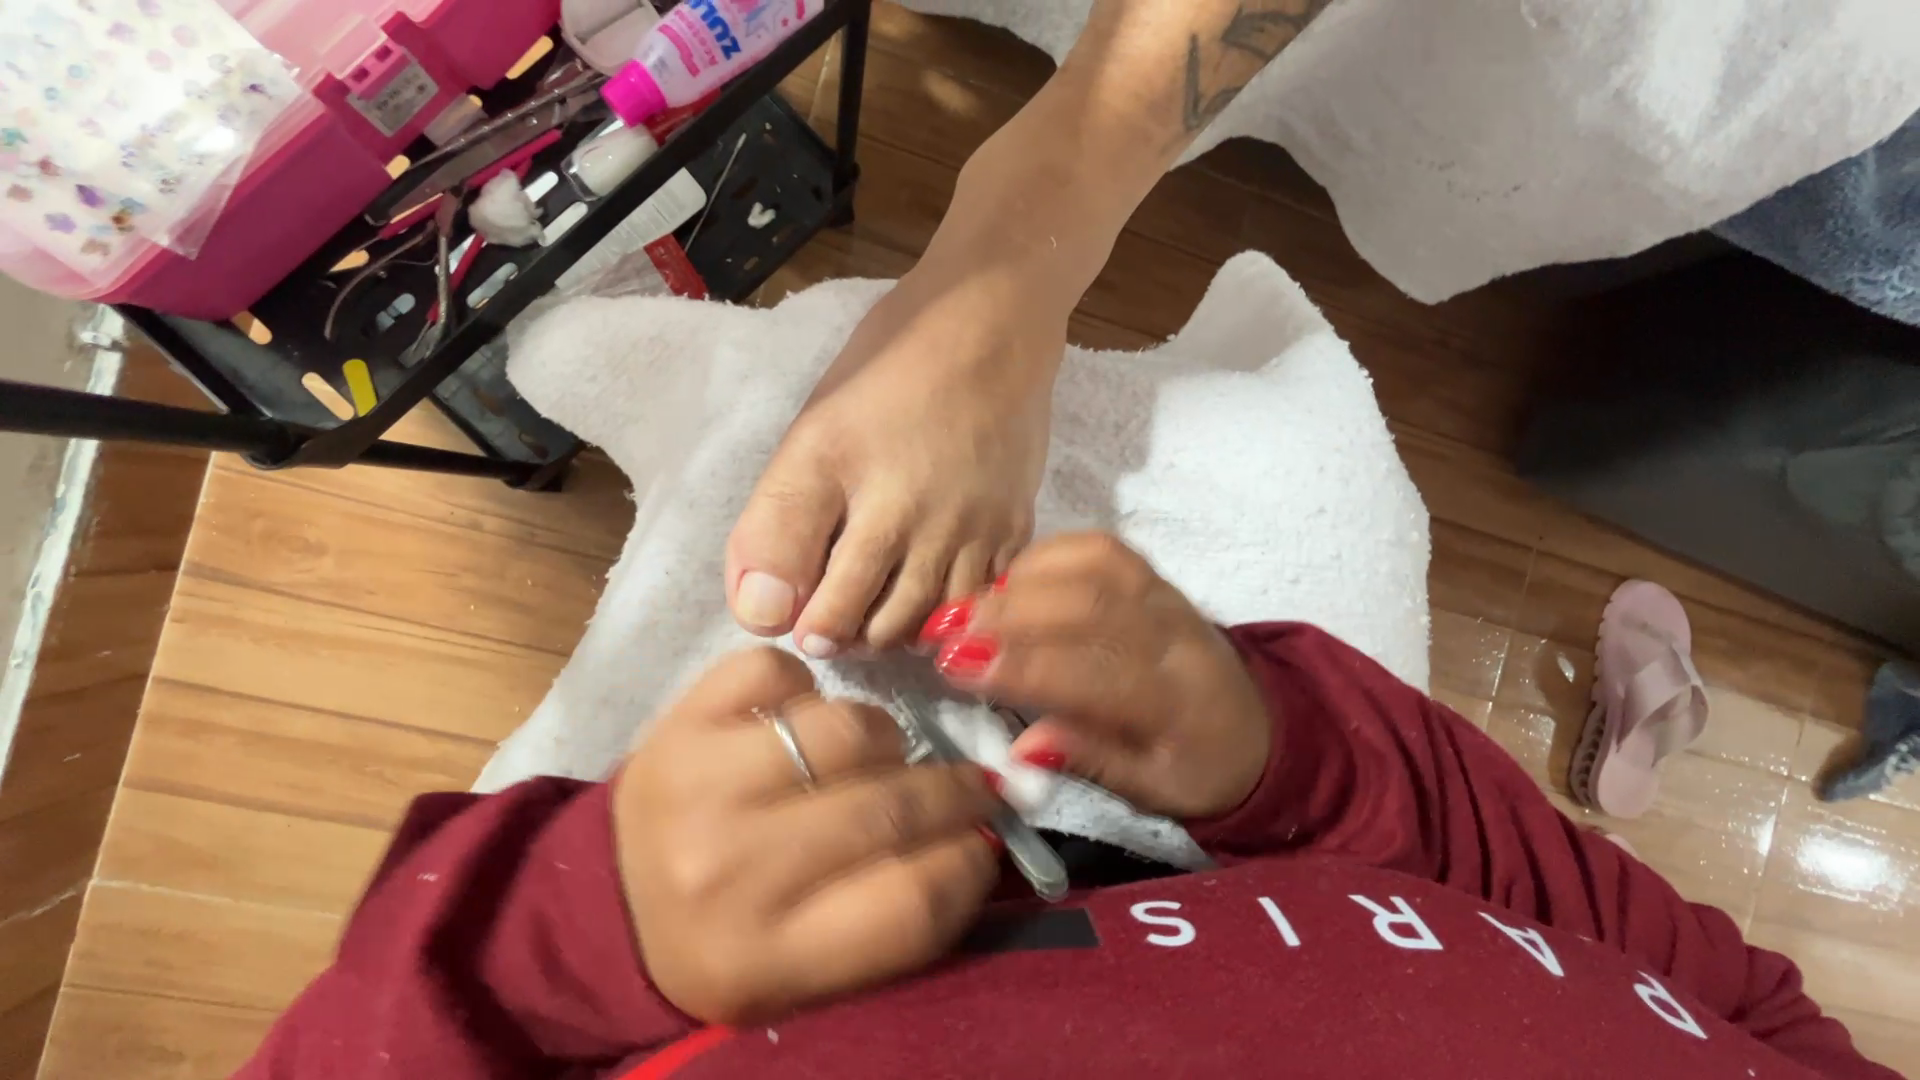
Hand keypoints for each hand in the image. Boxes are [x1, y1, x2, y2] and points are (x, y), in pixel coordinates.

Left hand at [612, 648, 1001, 1023]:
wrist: (607, 904)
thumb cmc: (726, 941)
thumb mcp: (808, 969)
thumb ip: (897, 911)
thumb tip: (978, 830)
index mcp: (766, 959)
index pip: (913, 904)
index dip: (971, 864)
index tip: (984, 840)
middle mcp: (728, 872)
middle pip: (888, 810)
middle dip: (953, 791)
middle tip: (969, 783)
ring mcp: (697, 784)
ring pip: (846, 728)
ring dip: (884, 738)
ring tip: (879, 755)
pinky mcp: (676, 722)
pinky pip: (773, 670)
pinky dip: (805, 686)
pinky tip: (804, 718)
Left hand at [723, 252, 1061, 655]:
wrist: (993, 323)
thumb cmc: (891, 367)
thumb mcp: (813, 435)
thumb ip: (779, 526)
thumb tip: (763, 614)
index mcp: (874, 513)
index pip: (834, 613)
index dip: (811, 626)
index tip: (802, 618)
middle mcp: (935, 536)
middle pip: (891, 624)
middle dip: (856, 635)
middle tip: (840, 625)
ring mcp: (984, 534)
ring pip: (942, 620)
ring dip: (906, 630)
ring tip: (883, 618)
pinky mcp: (1019, 524)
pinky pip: (989, 595)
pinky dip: (960, 610)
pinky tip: (942, 597)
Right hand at [920, 533, 1270, 819]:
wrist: (1258, 727)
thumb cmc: (1198, 767)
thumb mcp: (1153, 790)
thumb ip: (1091, 760)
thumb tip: (1021, 747)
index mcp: (1176, 698)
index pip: (1093, 672)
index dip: (1021, 666)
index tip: (955, 668)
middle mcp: (1173, 633)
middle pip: (1089, 604)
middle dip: (1007, 613)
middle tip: (942, 630)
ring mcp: (1165, 594)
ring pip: (1092, 564)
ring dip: (1020, 578)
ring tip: (966, 603)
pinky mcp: (1154, 575)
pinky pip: (1099, 547)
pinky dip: (1047, 554)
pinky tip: (1008, 577)